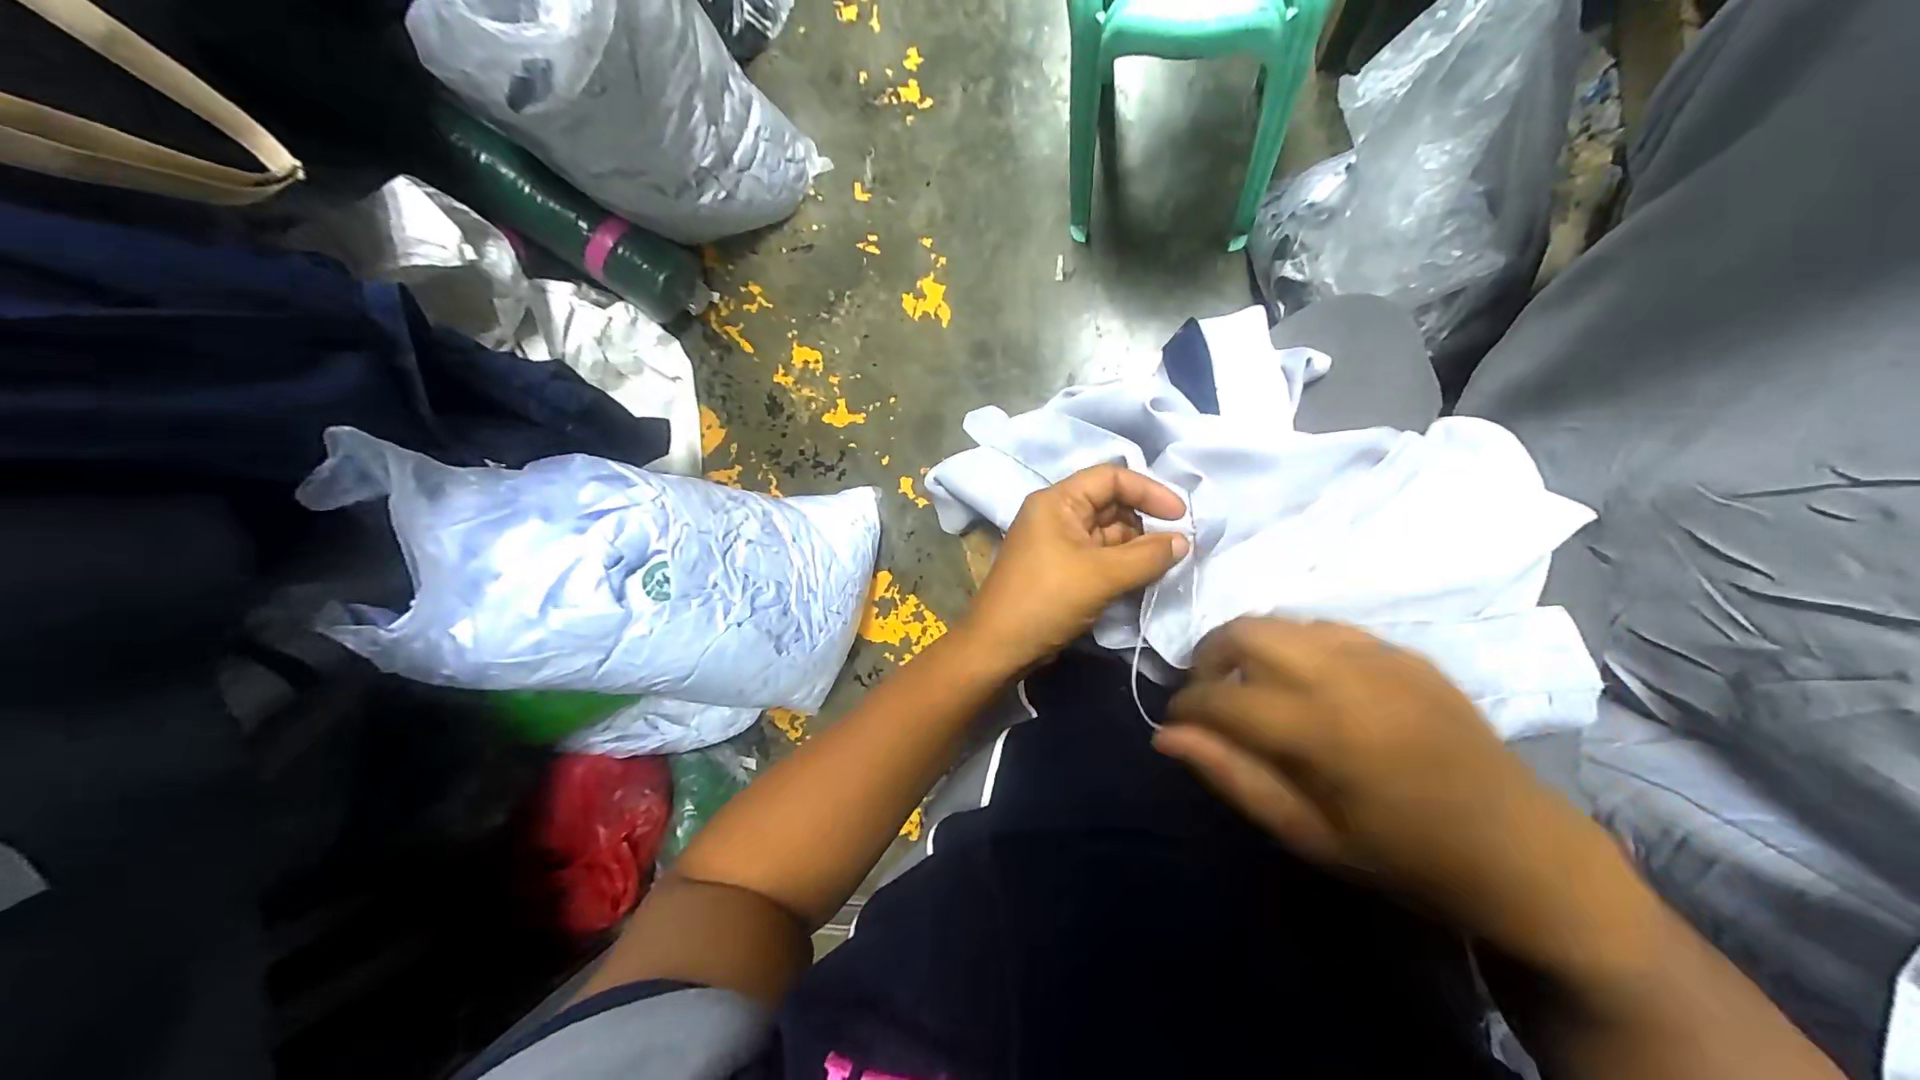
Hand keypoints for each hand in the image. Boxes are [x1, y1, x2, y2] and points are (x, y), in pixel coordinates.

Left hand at [959, 464, 1188, 671]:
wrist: (998, 647)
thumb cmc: (1046, 600)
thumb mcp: (1102, 575)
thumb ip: (1147, 555)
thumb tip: (1183, 541)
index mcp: (1057, 501)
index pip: (1111, 477)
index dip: (1149, 491)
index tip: (1181, 516)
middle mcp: (1055, 515)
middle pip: (1110, 503)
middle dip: (1145, 520)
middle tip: (1178, 544)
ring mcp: (1056, 543)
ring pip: (1107, 532)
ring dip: (1136, 545)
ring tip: (1166, 563)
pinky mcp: (1060, 569)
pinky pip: (1098, 555)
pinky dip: (1122, 563)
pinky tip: (1145, 576)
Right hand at [1155, 617, 1601, 946]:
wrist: (1519, 850)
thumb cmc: (1400, 855)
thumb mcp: (1305, 832)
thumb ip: (1232, 775)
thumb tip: (1166, 736)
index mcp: (1316, 727)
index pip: (1219, 695)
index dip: (1185, 705)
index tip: (1177, 721)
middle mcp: (1341, 673)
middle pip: (1244, 632)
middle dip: (1209, 656)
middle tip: (1208, 692)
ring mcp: (1378, 655)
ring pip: (1284, 621)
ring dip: (1251, 644)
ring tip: (1251, 682)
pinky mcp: (1404, 652)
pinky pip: (1328, 628)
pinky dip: (1296, 644)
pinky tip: (1306, 678)